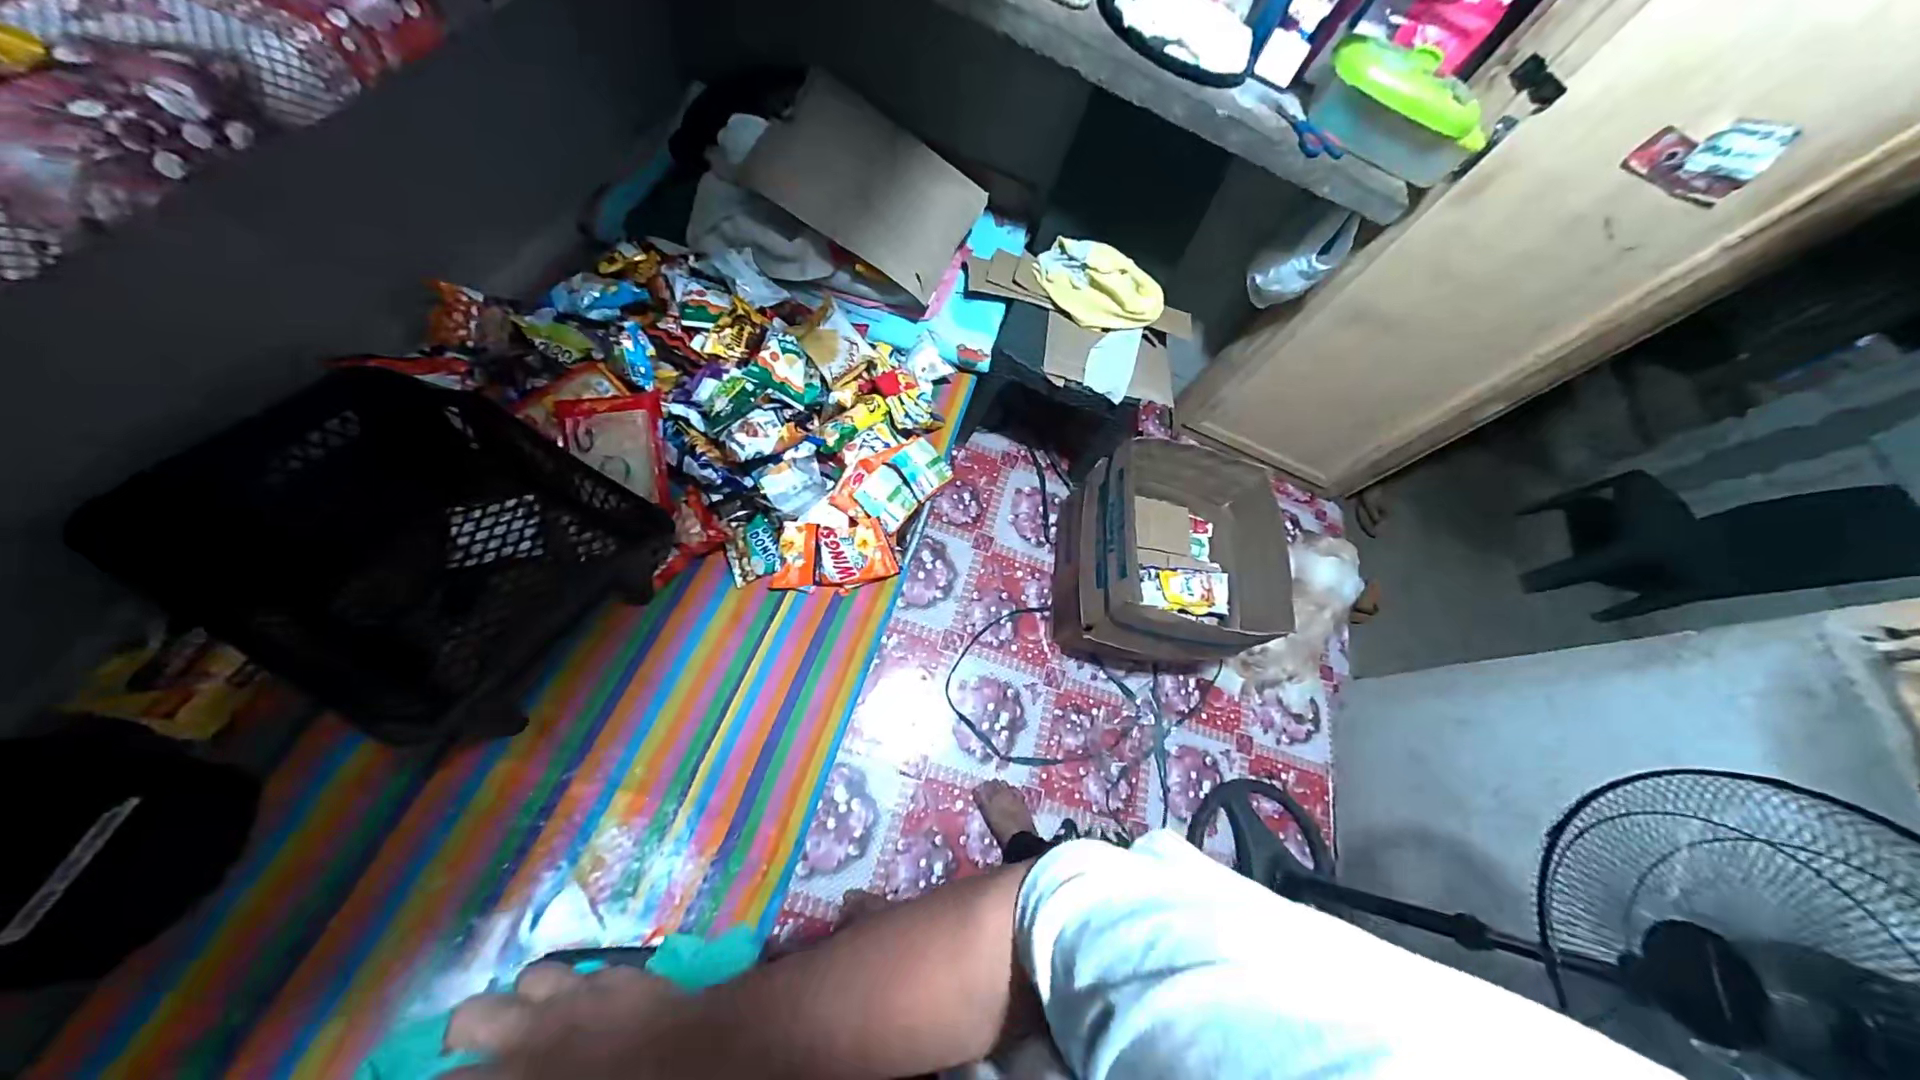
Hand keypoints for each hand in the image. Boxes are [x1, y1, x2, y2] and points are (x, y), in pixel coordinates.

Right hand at [444, 961, 685, 1078]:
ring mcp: (580, 994)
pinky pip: (587, 973)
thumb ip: (525, 1078)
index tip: (456, 1078)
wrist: (699, 1063)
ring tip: (538, 1017)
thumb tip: (516, 1071)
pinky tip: (591, 1003)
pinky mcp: (621, 974)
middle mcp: (532, 1031)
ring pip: (529, 977)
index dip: (447, 1079)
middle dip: (467, 1036)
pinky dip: (582, 989)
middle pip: (468, 1016)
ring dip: (528, 999)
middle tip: (482, 1056)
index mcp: (514, 1078)